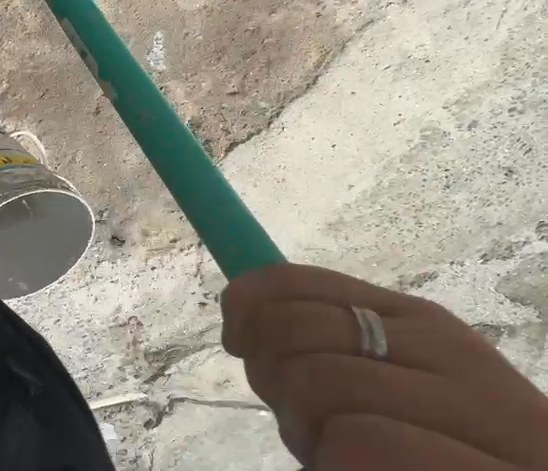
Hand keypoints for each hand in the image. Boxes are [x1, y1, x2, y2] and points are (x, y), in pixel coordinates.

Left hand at [222, 263, 547, 468]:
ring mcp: (489, 412)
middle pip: (293, 329)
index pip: (293, 281)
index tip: (237, 344)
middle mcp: (458, 353)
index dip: (246, 308)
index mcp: (419, 322)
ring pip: (322, 382)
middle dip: (273, 376)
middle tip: (302, 421)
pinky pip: (363, 442)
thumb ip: (322, 344)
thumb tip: (239, 322)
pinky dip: (338, 459)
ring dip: (305, 427)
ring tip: (338, 453)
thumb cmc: (435, 449)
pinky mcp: (496, 470)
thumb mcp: (375, 383)